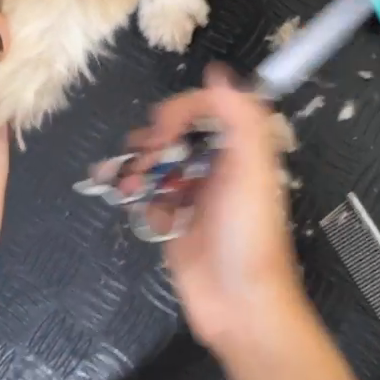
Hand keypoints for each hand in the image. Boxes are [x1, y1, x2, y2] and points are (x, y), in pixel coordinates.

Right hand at [131, 65, 305, 351]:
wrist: (240, 306)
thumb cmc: (250, 239)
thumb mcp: (253, 171)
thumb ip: (240, 118)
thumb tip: (218, 74)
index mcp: (241, 154)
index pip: (207, 111)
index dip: (182, 111)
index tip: (163, 128)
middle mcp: (217, 173)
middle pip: (177, 137)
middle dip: (153, 139)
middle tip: (144, 155)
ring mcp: (193, 201)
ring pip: (158, 167)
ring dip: (138, 168)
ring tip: (127, 182)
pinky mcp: (173, 228)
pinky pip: (149, 201)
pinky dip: (138, 199)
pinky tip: (136, 205)